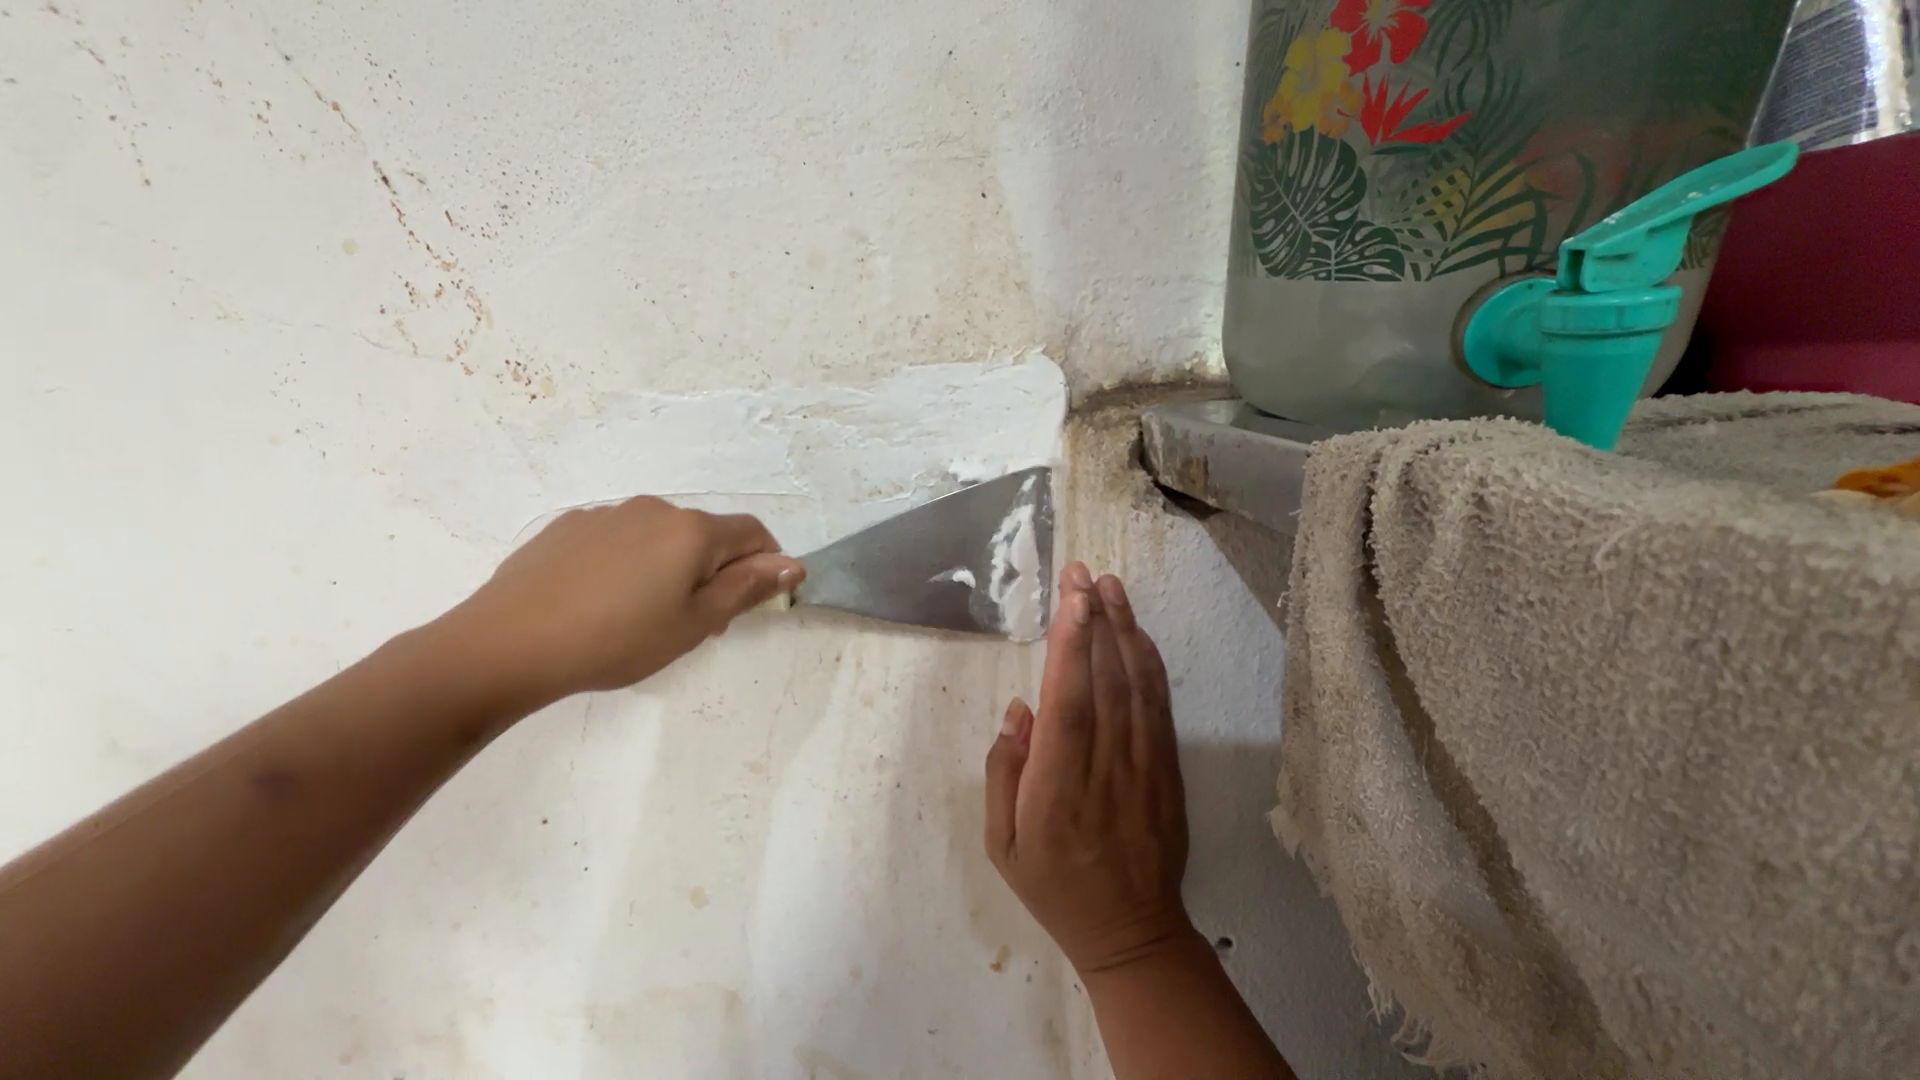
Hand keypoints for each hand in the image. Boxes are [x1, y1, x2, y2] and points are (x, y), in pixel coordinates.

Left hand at [441, 498, 802, 702]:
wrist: (509, 643)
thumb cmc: (616, 640)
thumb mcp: (694, 625)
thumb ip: (746, 589)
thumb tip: (792, 564)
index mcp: (692, 531)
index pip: (753, 533)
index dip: (764, 565)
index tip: (748, 604)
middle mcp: (654, 509)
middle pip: (705, 534)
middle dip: (713, 571)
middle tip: (692, 624)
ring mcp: (607, 514)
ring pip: (659, 536)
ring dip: (669, 566)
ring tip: (640, 616)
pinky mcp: (568, 526)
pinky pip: (618, 538)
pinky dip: (627, 562)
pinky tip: (599, 601)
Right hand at [985, 562, 1192, 973]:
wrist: (1133, 931)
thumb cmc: (1055, 887)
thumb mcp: (1003, 845)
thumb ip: (1005, 773)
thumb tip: (1020, 709)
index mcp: (1058, 789)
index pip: (1067, 703)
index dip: (1070, 645)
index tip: (1070, 597)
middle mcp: (1105, 768)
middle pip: (1104, 681)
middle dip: (1094, 620)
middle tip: (1083, 572)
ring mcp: (1144, 765)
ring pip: (1136, 685)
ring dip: (1124, 630)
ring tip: (1110, 586)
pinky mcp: (1168, 768)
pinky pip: (1160, 706)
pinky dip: (1150, 663)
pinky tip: (1137, 633)